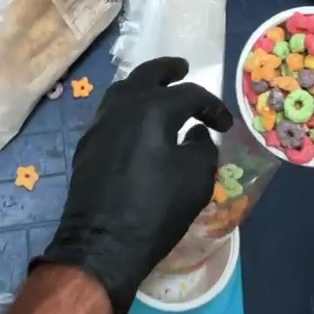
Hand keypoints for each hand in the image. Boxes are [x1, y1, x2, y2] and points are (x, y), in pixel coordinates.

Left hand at [35, 57, 232, 313]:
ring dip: (144, 86)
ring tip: (159, 90)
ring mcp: (100, 123)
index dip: (213, 106)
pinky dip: (129, 106)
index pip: (190, 94)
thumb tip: (196, 132)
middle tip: (182, 68)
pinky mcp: (88, 143)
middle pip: (147, 75)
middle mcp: (122, 106)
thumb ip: (202, 147)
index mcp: (152, 108)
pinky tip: (139, 122)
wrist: (101, 244)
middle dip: (168, 70)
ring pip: (124, 89)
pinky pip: (112, 111)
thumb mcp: (196, 179)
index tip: (225, 125)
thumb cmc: (156, 210)